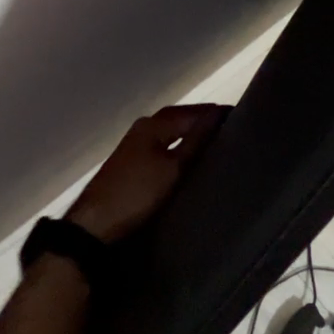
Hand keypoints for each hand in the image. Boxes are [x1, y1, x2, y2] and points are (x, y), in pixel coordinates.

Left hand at [64, 103, 230, 243]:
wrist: (97, 221)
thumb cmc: (137, 192)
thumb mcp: (172, 168)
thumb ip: (195, 141)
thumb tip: (216, 114)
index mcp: (152, 125)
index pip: (189, 112)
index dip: (211, 113)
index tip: (237, 114)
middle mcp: (142, 128)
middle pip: (176, 118)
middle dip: (200, 119)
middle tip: (229, 125)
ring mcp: (135, 144)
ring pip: (168, 130)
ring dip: (188, 131)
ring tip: (214, 139)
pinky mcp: (132, 161)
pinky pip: (161, 143)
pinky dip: (177, 143)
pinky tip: (187, 155)